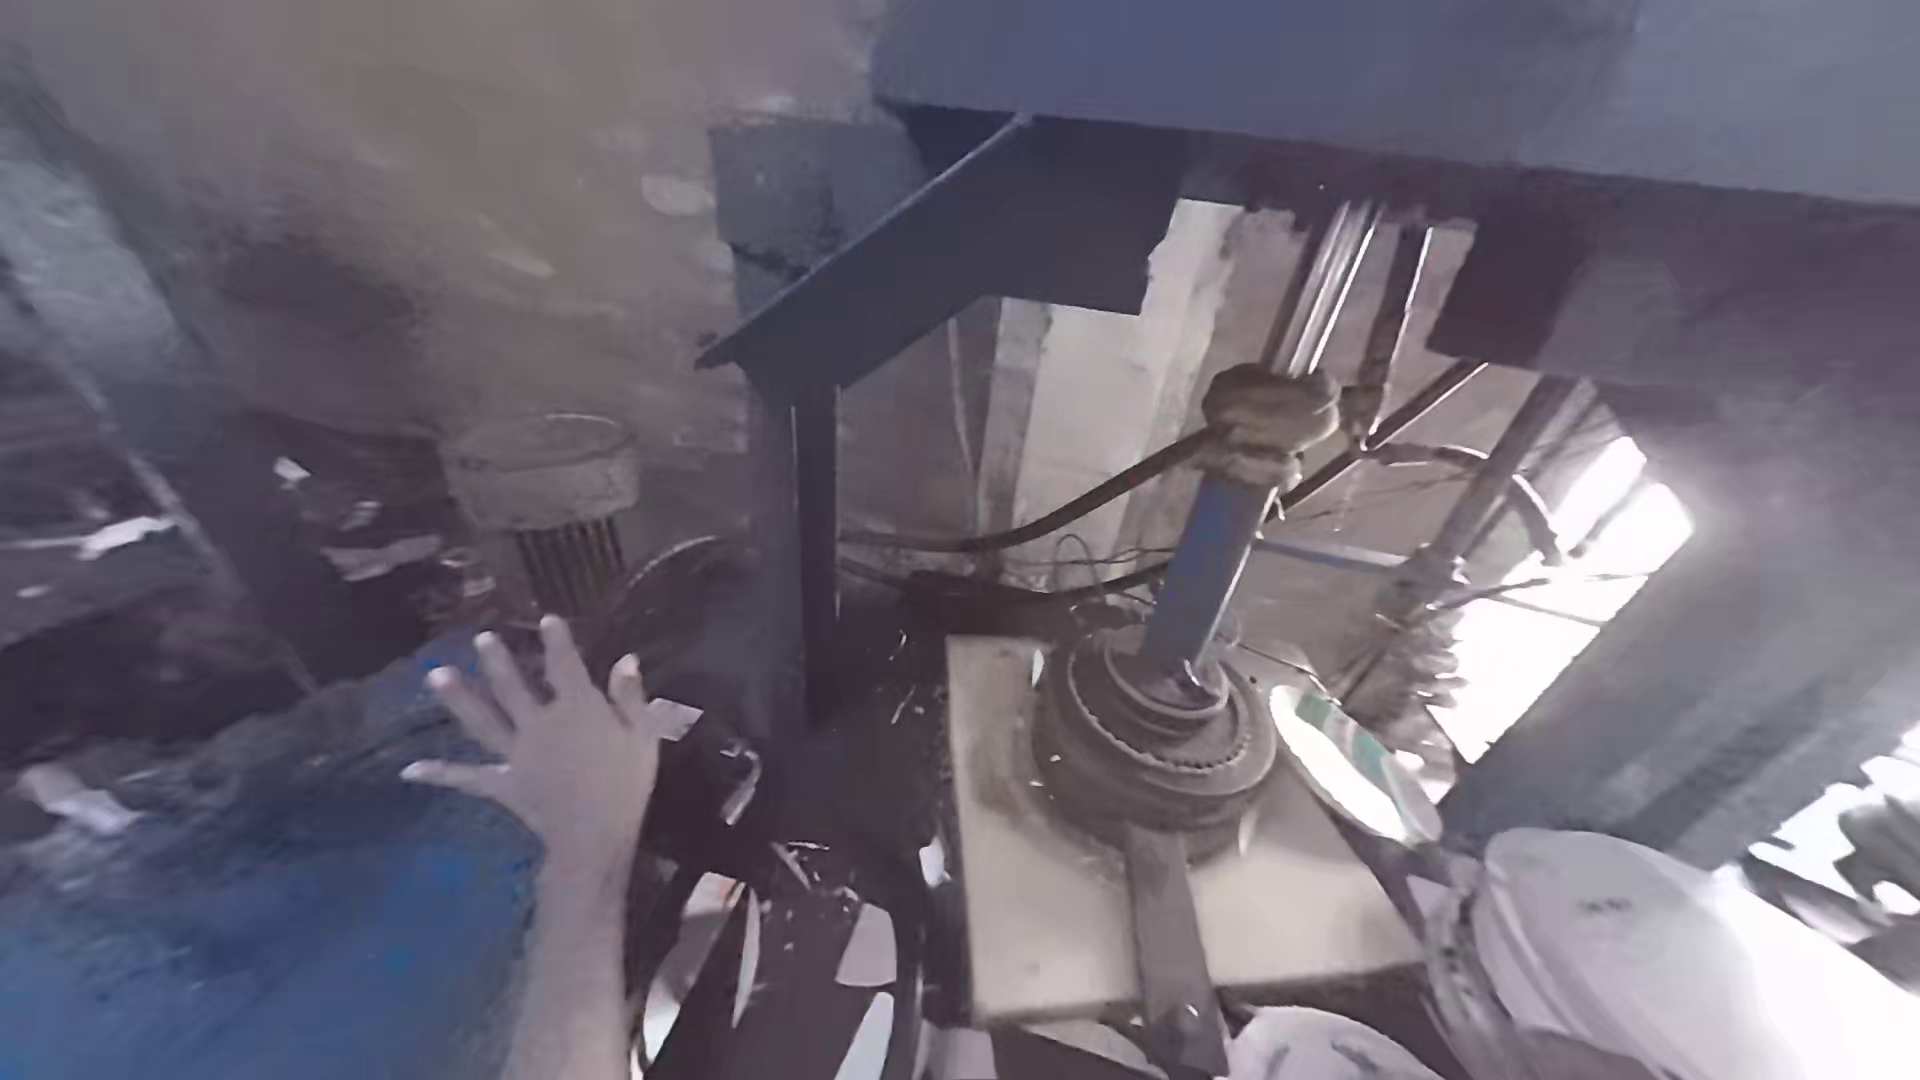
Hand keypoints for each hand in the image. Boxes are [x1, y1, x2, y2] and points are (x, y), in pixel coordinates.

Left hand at [404, 616, 689, 868]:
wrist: (596, 835)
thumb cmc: (628, 780)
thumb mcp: (644, 734)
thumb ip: (631, 696)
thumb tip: (625, 659)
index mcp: (578, 709)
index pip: (565, 666)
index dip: (557, 641)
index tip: (547, 620)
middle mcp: (541, 723)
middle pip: (513, 687)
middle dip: (496, 661)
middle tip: (480, 638)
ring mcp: (517, 754)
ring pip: (483, 721)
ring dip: (459, 698)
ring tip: (435, 675)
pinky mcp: (503, 784)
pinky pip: (469, 778)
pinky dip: (441, 774)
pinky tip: (411, 770)